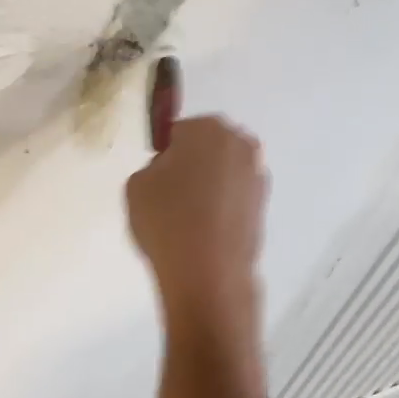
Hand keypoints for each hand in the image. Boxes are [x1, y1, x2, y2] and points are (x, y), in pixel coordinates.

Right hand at [125, 114, 267, 332]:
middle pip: (207, 148)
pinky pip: (232, 197)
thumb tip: (169, 172)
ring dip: (207, 187)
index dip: (163, 153)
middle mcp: (239, 143)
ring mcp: (256, 173)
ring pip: (223, 173)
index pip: (178, 130)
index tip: (154, 178)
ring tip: (185, 218)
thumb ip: (152, 168)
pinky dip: (219, 208)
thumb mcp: (135, 186)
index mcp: (206, 128)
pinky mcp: (263, 204)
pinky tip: (202, 232)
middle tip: (168, 196)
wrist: (207, 269)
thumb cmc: (166, 219)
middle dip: (190, 165)